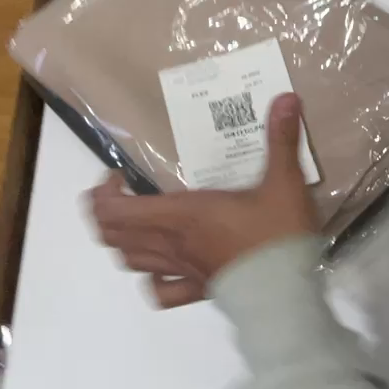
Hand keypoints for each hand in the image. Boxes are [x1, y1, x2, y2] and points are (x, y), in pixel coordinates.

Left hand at [88, 93, 317, 307]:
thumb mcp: (283, 181)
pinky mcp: (197, 291)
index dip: (103, 194)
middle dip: (105, 214)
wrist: (286, 289)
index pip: (116, 209)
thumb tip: (285, 97)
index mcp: (183, 214)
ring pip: (128, 260)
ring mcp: (181, 271)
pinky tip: (162, 268)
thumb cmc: (278, 233)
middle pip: (113, 234)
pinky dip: (150, 278)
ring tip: (135, 224)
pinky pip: (159, 291)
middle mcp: (171, 243)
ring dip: (122, 241)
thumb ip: (281, 140)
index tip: (116, 176)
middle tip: (120, 194)